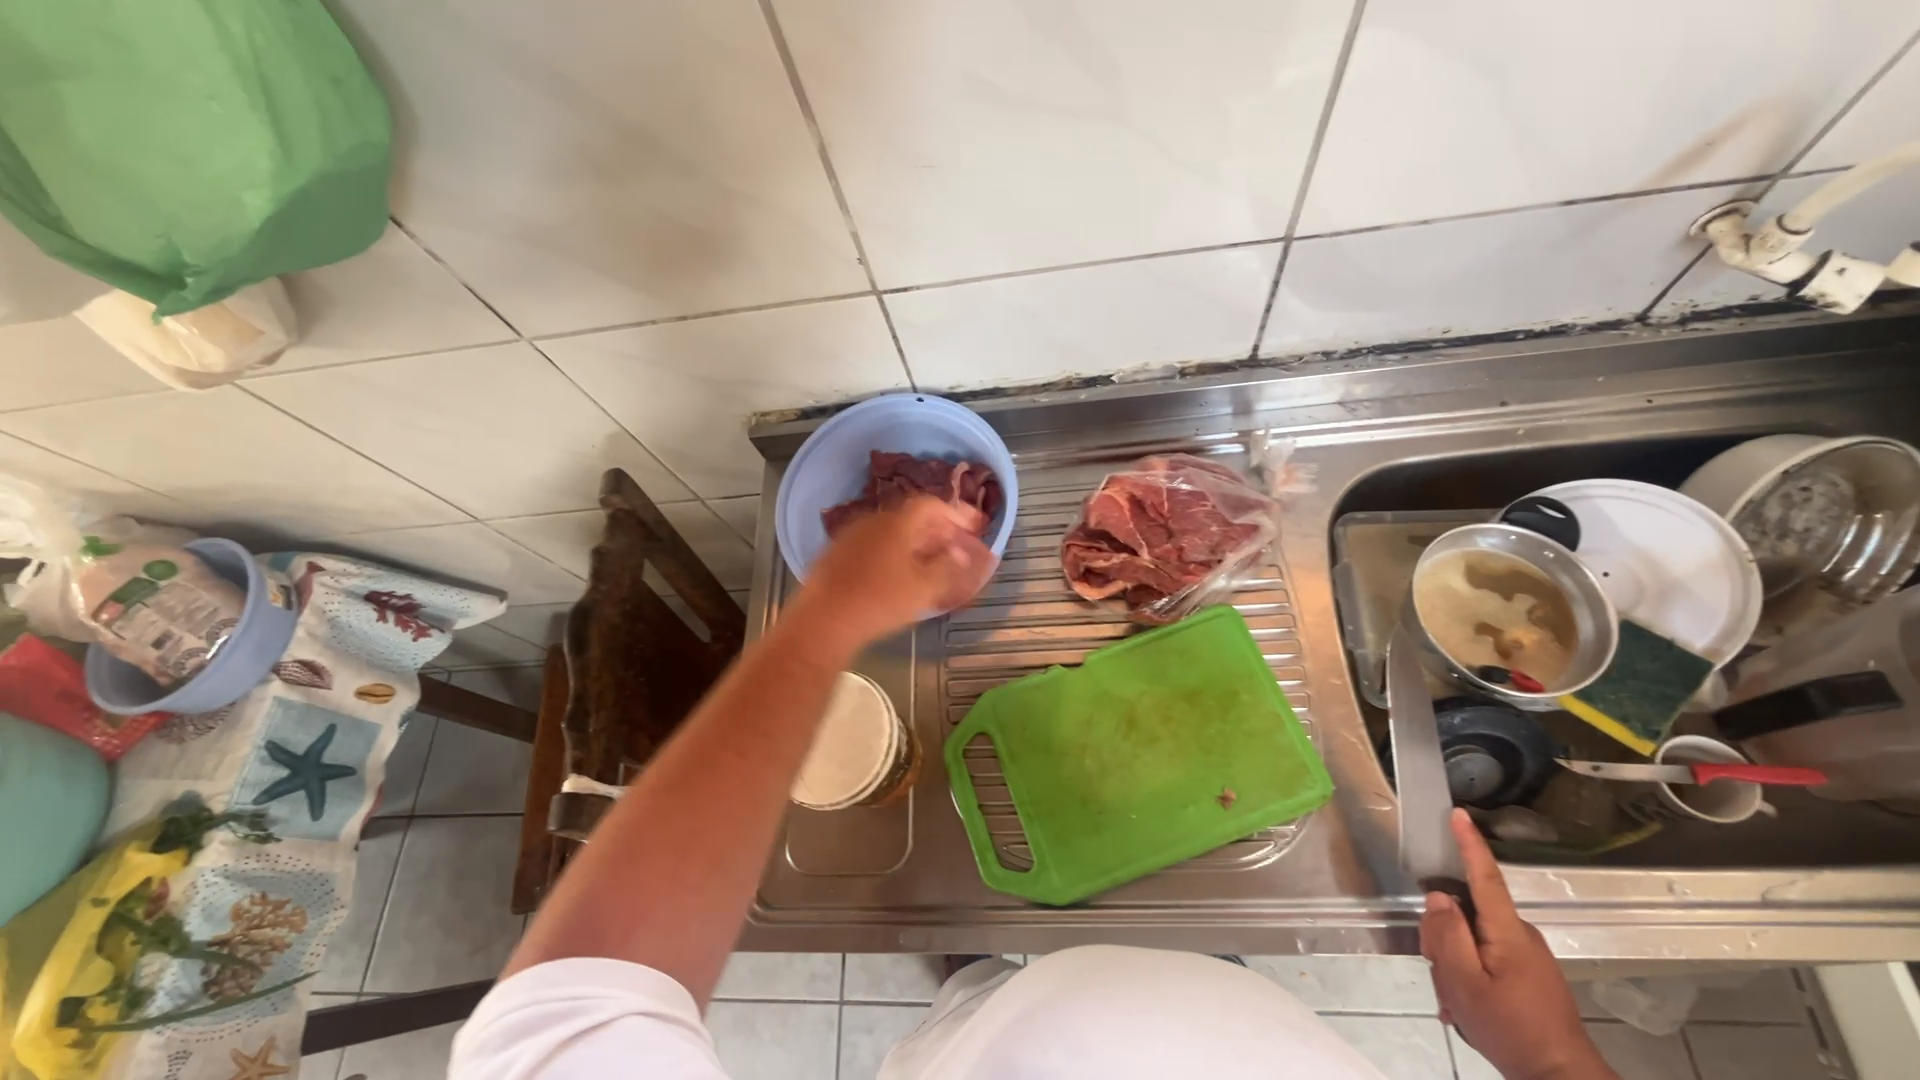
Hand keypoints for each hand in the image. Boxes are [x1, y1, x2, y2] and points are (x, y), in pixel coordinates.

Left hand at [784, 496, 995, 655]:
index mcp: (898, 522)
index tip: (973, 528)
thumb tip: (964, 554)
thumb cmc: (879, 601)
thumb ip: (950, 567)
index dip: (956, 514)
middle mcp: (873, 521)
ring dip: (915, 544)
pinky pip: (874, 547)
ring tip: (930, 564)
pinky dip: (893, 554)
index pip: (932, 505)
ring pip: (892, 533)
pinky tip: (897, 576)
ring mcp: (851, 537)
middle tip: (956, 548)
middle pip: (912, 518)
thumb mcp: (924, 587)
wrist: (822, 621)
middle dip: (938, 531)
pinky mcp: (835, 556)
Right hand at [1422, 809, 1617, 1079]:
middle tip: (1440, 973)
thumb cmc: (1510, 1028)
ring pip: (1474, 941)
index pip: (1485, 878)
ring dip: (1456, 965)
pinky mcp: (1530, 977)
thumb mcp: (1464, 984)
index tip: (1459, 814)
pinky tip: (1466, 1010)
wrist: (1560, 1077)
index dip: (1470, 845)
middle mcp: (1522, 937)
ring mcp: (1529, 958)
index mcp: (1508, 932)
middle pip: (1469, 914)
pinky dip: (1470, 979)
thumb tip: (1438, 897)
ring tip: (1455, 1003)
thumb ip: (1447, 936)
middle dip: (1445, 936)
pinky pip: (1486, 962)